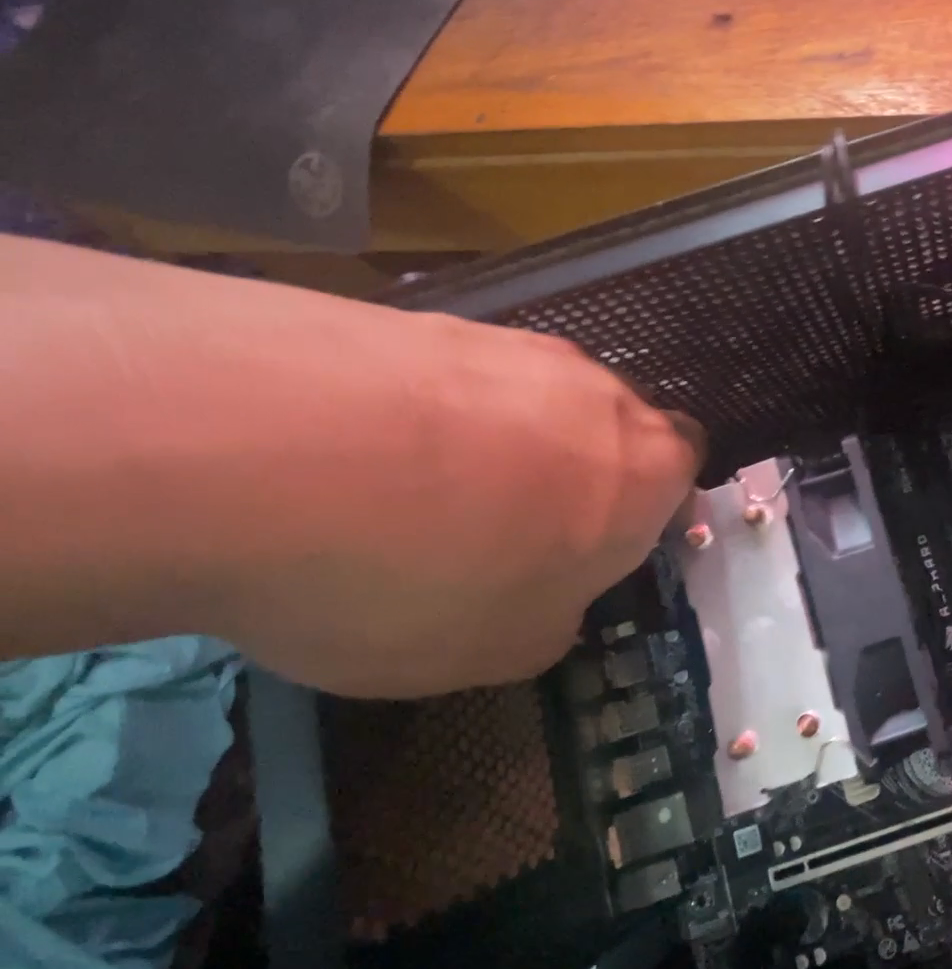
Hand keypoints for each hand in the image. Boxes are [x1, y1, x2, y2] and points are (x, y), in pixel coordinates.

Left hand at [1, 238, 700, 696]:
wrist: (250, 448)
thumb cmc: (423, 578)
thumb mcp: (503, 652)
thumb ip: (554, 618)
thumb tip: (545, 595)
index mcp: (648, 471)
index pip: (683, 474)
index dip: (641, 514)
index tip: (586, 553)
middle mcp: (597, 392)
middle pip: (603, 431)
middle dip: (567, 475)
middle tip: (494, 533)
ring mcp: (508, 345)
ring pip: (523, 402)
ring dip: (489, 444)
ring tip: (399, 495)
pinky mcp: (421, 316)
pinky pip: (443, 379)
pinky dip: (415, 416)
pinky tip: (343, 456)